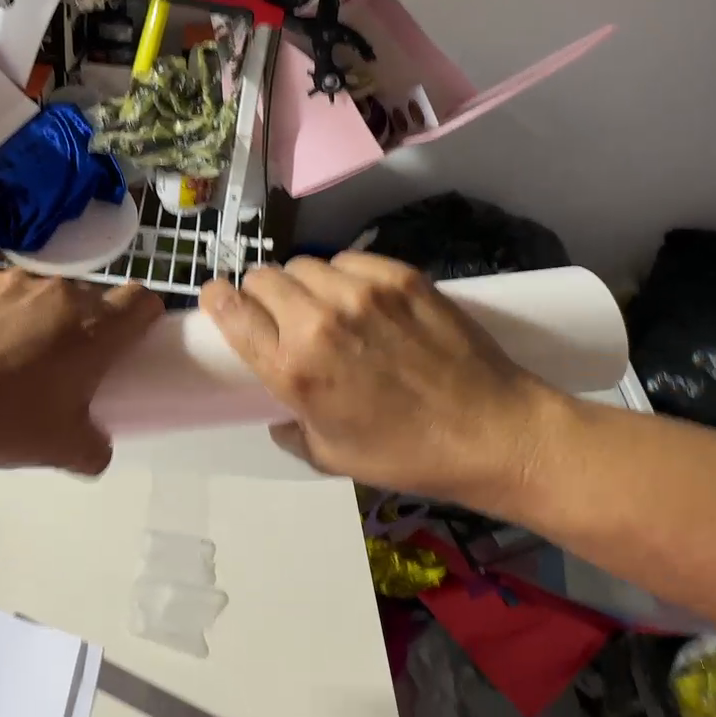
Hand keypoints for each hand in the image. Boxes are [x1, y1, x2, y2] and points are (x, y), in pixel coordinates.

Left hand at [0, 270, 163, 474]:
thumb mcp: (64, 451)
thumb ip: (98, 447)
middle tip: (65, 366)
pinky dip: (5, 312)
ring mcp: (16, 281)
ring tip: (14, 358)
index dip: (143, 319)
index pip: (142, 300)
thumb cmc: (3, 423)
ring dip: (45, 318)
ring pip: (47, 294)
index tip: (129, 343)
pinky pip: (7, 292)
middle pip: (92, 299)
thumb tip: (98, 444)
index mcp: (94, 328)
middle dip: (87, 326)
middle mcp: (61, 292)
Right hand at [201, 252, 558, 505]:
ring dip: (304, 283)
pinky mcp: (399, 276)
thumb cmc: (407, 455)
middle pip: (262, 277)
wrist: (497, 433)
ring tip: (328, 306)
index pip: (230, 308)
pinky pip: (348, 259)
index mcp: (293, 369)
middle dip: (263, 294)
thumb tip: (277, 415)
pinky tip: (365, 300)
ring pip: (304, 264)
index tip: (222, 301)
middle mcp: (317, 322)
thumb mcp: (331, 457)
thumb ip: (291, 431)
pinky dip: (345, 275)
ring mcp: (360, 293)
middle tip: (284, 315)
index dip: (218, 298)